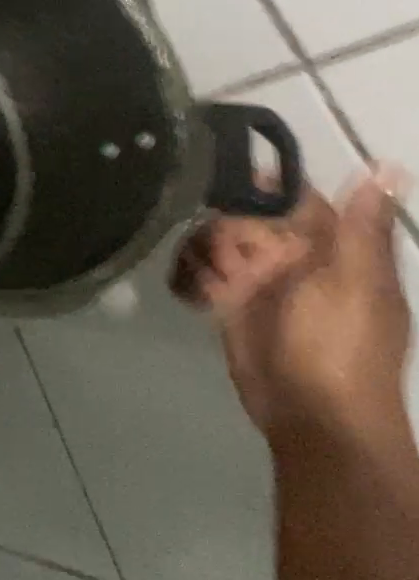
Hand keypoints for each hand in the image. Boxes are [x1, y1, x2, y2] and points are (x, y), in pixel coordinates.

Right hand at [172, 165, 413, 445]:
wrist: (311, 411)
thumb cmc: (342, 346)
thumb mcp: (357, 284)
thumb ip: (362, 227)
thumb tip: (389, 168)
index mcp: (332, 252)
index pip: (294, 200)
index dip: (264, 184)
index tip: (225, 171)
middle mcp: (292, 261)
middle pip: (242, 217)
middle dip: (225, 228)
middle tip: (234, 259)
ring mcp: (256, 282)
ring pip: (212, 241)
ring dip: (204, 254)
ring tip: (219, 283)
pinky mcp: (225, 302)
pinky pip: (195, 271)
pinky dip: (190, 276)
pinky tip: (199, 292)